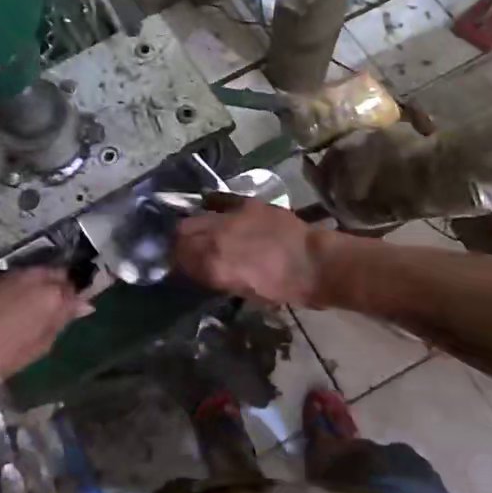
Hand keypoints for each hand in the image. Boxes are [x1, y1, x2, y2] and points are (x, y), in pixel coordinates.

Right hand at [175, 197, 326, 304]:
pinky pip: (218, 200)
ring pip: (195, 216)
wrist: (315, 263)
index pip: (179, 260)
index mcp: (213, 266)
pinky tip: (212, 208)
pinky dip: (211, 205)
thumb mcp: (244, 292)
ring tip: (198, 232)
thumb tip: (203, 270)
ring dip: (193, 226)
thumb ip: (217, 277)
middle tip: (185, 250)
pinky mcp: (246, 203)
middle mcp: (214, 238)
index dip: (177, 264)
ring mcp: (229, 217)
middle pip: (181, 234)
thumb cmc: (283, 288)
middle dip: (180, 242)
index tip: (179, 267)